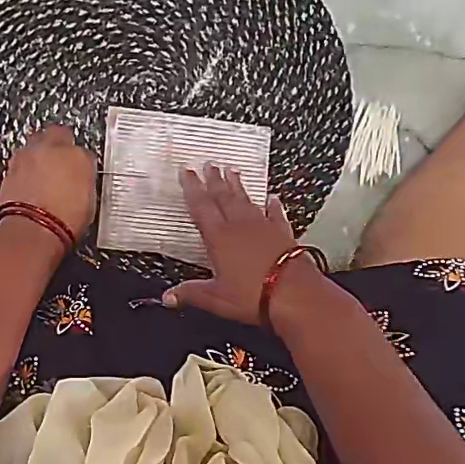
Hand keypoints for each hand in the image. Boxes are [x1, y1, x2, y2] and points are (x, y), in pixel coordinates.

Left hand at [0, 124, 97, 237]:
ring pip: (35, 144)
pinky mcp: (10, 168)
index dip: (81, 162)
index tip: (79, 172)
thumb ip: (84, 182)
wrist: (34, 230)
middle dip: (58, 145)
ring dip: (39, 155)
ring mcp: (29, 156)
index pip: (83, 151)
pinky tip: (30, 184)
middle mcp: (53, 149)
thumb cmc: (64, 220)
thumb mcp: (88, 202)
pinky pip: (20, 162)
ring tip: (44, 174)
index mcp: (79, 156)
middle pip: (56, 134)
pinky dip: (25, 169)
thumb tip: (80, 182)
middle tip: (61, 162)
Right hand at [162, 165, 300, 324]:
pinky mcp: (282, 233)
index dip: (193, 188)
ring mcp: (262, 226)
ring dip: (237, 185)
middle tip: (208, 165)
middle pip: (223, 196)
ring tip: (232, 171)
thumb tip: (170, 297)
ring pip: (246, 200)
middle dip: (214, 179)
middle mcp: (240, 226)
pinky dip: (272, 205)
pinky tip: (272, 198)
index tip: (188, 173)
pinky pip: (275, 213)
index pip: (201, 206)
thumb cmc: (255, 294)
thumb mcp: (216, 298)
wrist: (294, 293)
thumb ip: (190, 293)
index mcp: (219, 237)